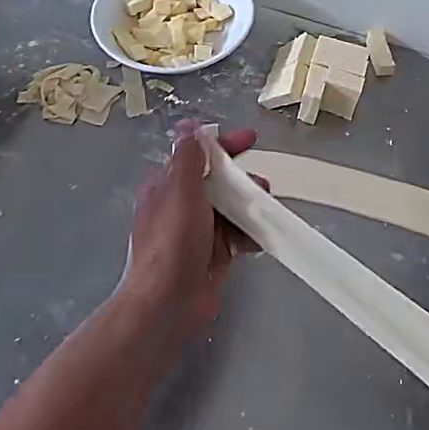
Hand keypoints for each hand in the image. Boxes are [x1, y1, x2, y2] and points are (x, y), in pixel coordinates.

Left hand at [116, 121, 265, 338]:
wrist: (169, 304)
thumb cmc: (173, 242)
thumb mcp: (180, 190)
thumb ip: (188, 156)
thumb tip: (188, 126)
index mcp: (167, 186)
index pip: (198, 155)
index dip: (224, 145)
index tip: (250, 139)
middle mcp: (182, 205)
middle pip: (220, 181)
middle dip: (243, 181)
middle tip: (260, 187)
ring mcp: (199, 231)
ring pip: (233, 207)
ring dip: (250, 208)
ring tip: (261, 216)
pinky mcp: (214, 253)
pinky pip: (239, 234)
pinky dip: (250, 234)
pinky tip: (258, 239)